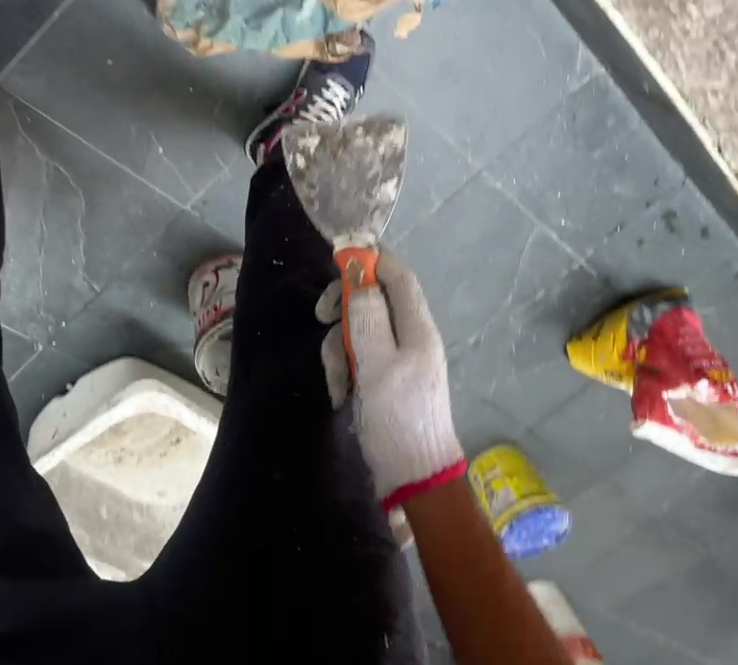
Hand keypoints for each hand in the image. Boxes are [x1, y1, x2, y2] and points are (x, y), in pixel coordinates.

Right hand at [319, 253, 466, 507]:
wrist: (412, 478)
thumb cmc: (397, 417)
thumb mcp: (376, 363)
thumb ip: (365, 314)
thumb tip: (357, 267)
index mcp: (417, 327)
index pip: (397, 274)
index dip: (368, 260)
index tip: (334, 261)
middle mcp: (410, 336)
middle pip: (373, 299)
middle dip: (344, 307)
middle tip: (321, 318)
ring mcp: (397, 359)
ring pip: (359, 330)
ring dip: (340, 348)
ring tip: (338, 379)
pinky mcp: (384, 379)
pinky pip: (359, 357)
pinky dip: (345, 369)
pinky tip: (341, 391)